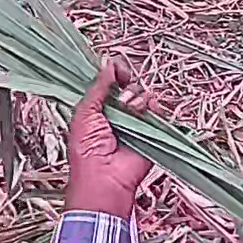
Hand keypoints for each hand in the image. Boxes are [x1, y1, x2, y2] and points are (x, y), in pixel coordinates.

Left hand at [64, 58, 155, 217]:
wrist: (105, 178)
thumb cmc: (87, 151)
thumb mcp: (85, 113)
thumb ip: (97, 88)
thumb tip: (107, 65)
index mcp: (99, 108)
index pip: (111, 83)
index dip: (115, 74)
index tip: (116, 73)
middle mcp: (118, 113)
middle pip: (129, 86)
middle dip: (126, 86)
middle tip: (120, 99)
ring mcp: (135, 122)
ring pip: (143, 95)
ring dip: (137, 98)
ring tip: (129, 110)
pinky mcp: (151, 131)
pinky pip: (157, 110)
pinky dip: (152, 107)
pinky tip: (142, 112)